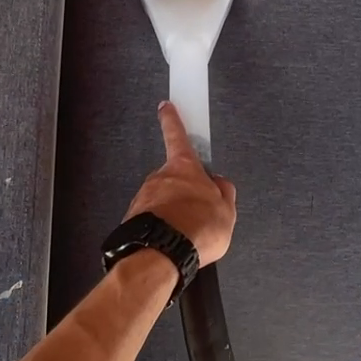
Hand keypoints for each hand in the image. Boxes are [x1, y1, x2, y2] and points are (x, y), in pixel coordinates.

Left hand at [124, 102, 235, 265]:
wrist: (163, 253)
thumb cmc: (195, 229)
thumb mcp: (227, 211)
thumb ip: (224, 193)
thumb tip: (220, 186)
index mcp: (184, 167)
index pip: (177, 135)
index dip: (172, 120)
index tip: (166, 107)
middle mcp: (160, 177)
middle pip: (173, 177)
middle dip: (184, 192)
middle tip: (197, 213)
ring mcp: (144, 197)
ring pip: (163, 201)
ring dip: (173, 213)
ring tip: (187, 234)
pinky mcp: (133, 217)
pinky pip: (153, 218)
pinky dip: (163, 227)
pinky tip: (173, 241)